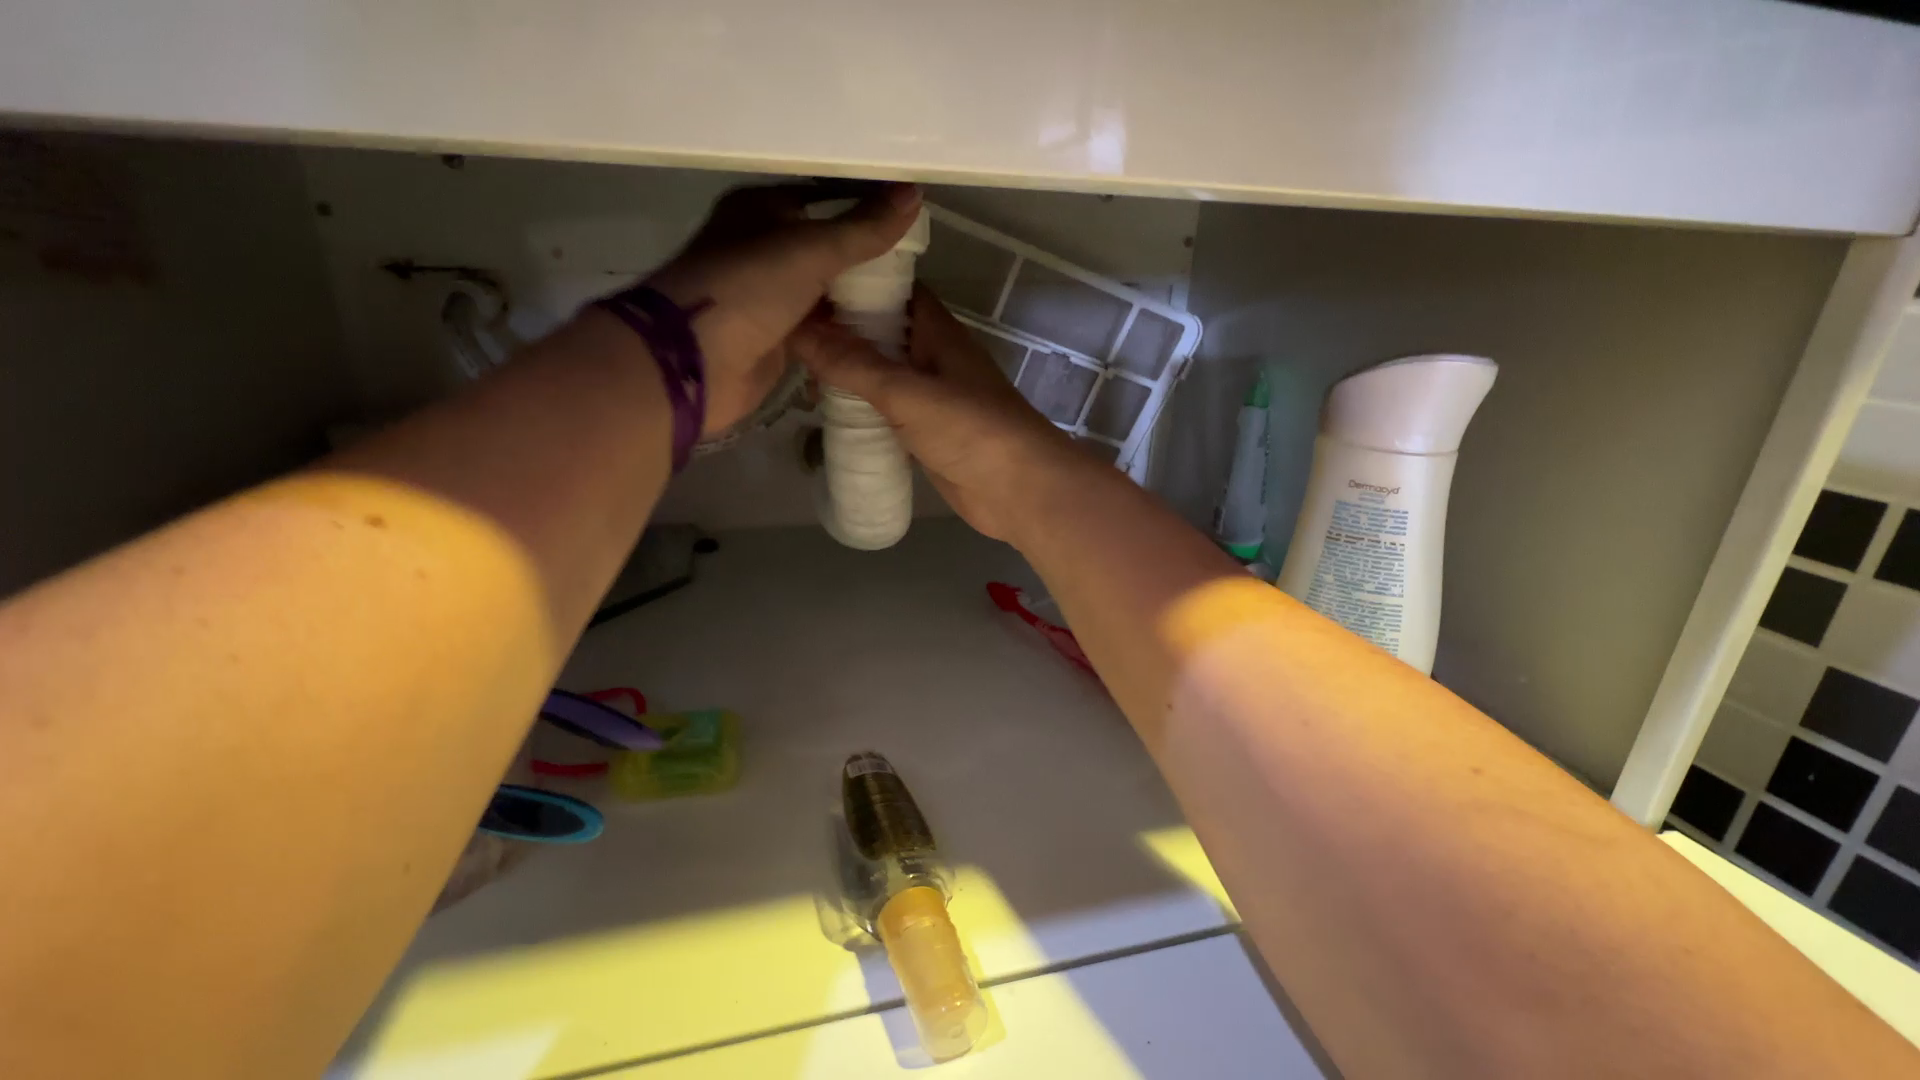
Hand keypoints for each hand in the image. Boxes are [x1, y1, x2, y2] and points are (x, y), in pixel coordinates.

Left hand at [643, 182, 921, 436]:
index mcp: (762, 210)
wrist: (695, 365)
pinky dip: (847, 329)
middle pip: (828, 246)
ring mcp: (770, 296)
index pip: (825, 197)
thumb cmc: (747, 289)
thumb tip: (914, 192)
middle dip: (869, 255)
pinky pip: (822, 327)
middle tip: (919, 262)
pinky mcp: (777, 338)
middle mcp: (764, 248)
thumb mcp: (810, 250)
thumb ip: (864, 228)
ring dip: (861, 295)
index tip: (913, 215)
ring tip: (910, 295)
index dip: (867, 204)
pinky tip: (885, 330)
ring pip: (827, 289)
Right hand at [792, 285, 1089, 543]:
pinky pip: (887, 413)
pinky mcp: (928, 434)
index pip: (892, 291)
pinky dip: (861, 412)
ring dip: (848, 377)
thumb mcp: (905, 392)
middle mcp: (934, 358)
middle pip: (881, 333)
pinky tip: (829, 419)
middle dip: (840, 335)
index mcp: (937, 332)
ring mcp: (932, 398)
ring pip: (881, 376)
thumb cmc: (971, 430)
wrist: (1021, 491)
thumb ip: (852, 364)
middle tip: (790, 343)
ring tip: (801, 381)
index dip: (852, 284)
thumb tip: (797, 329)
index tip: (804, 285)